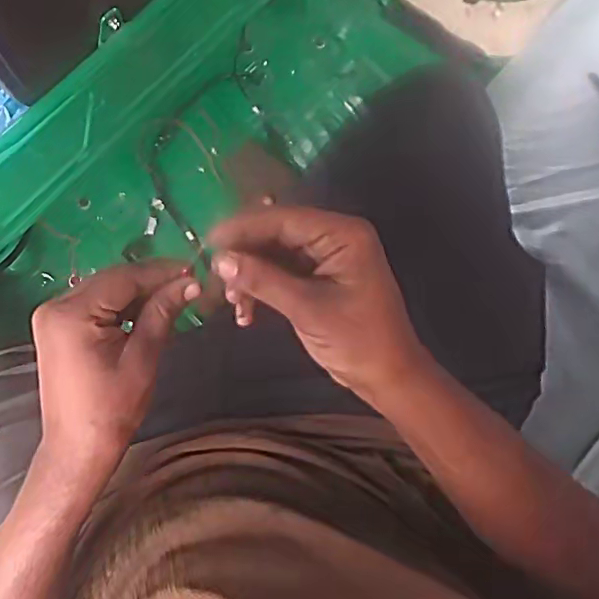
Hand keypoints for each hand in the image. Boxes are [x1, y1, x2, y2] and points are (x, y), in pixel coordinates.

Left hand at [31, 260, 199, 470]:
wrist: (78, 450)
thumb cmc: (111, 411)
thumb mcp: (141, 359)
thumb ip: (161, 313)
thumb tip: (189, 283)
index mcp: (71, 313)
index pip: (122, 278)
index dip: (159, 272)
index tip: (191, 270)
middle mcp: (55, 306)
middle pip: (110, 280)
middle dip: (148, 280)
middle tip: (186, 282)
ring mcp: (51, 316)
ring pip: (102, 290)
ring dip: (135, 292)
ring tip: (172, 295)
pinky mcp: (55, 327)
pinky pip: (92, 304)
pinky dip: (119, 305)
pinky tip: (145, 309)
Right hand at [209, 205, 433, 402]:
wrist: (388, 378)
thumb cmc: (358, 341)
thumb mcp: (308, 309)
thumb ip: (263, 280)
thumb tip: (220, 260)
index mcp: (342, 234)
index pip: (283, 219)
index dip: (243, 227)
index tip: (209, 240)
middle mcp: (333, 237)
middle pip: (275, 234)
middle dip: (244, 254)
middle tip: (213, 272)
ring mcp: (324, 257)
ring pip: (272, 254)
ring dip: (249, 275)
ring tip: (230, 300)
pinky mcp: (316, 277)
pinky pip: (279, 272)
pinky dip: (260, 288)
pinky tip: (245, 312)